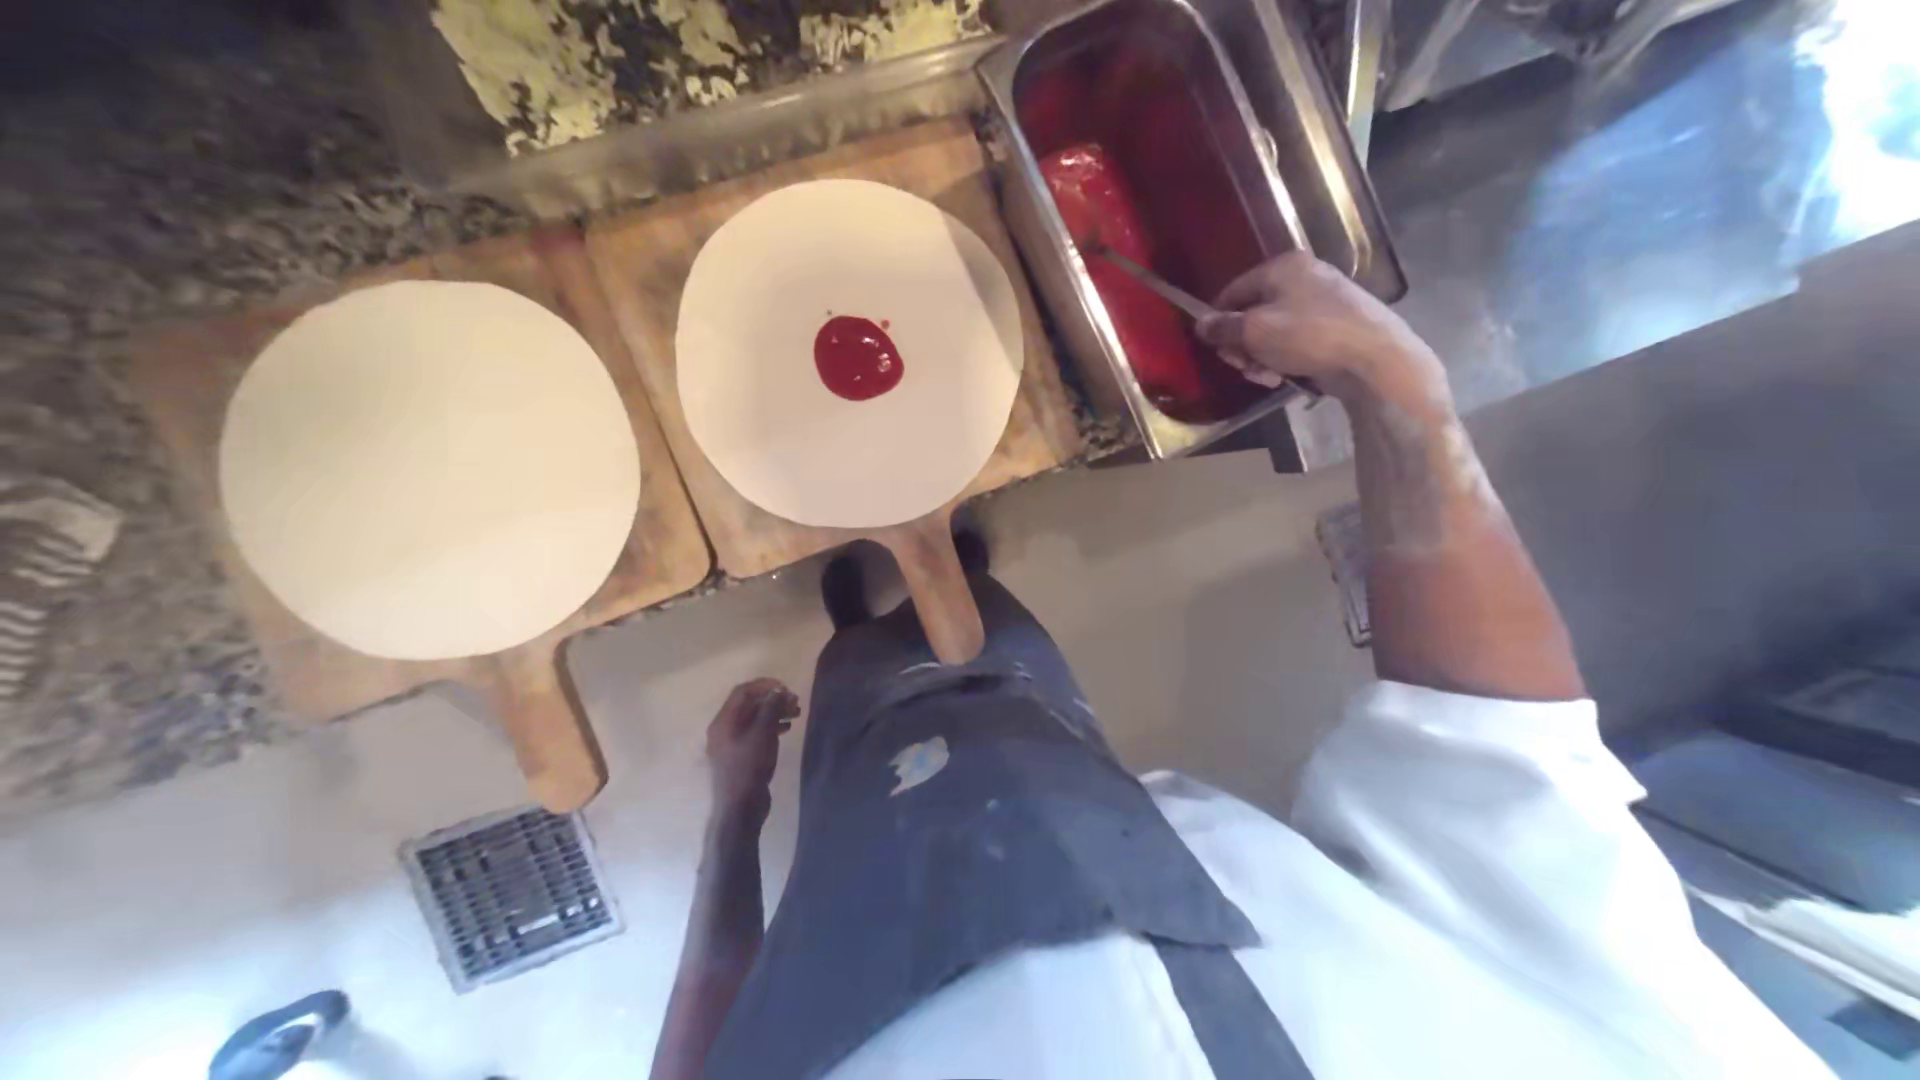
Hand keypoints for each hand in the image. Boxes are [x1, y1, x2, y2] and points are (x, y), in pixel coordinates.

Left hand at [704, 678, 798, 825]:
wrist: (740, 808)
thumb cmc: (749, 768)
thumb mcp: (762, 734)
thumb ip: (770, 709)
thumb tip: (778, 691)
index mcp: (724, 721)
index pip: (743, 692)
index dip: (765, 685)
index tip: (786, 689)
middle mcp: (725, 729)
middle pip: (749, 704)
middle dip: (773, 699)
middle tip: (795, 702)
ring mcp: (732, 743)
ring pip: (755, 718)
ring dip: (775, 712)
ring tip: (796, 714)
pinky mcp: (741, 755)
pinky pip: (756, 732)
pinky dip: (772, 726)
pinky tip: (787, 729)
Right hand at [1196, 252, 1449, 407]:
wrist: (1373, 358)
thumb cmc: (1308, 336)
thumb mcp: (1255, 332)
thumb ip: (1223, 327)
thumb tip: (1201, 324)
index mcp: (1283, 267)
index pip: (1234, 290)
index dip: (1218, 319)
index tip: (1215, 347)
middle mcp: (1304, 277)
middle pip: (1253, 313)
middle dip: (1242, 345)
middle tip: (1243, 366)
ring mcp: (1323, 302)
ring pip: (1272, 332)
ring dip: (1260, 357)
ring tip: (1267, 376)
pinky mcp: (1335, 327)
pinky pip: (1295, 341)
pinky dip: (1283, 359)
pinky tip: (1285, 376)